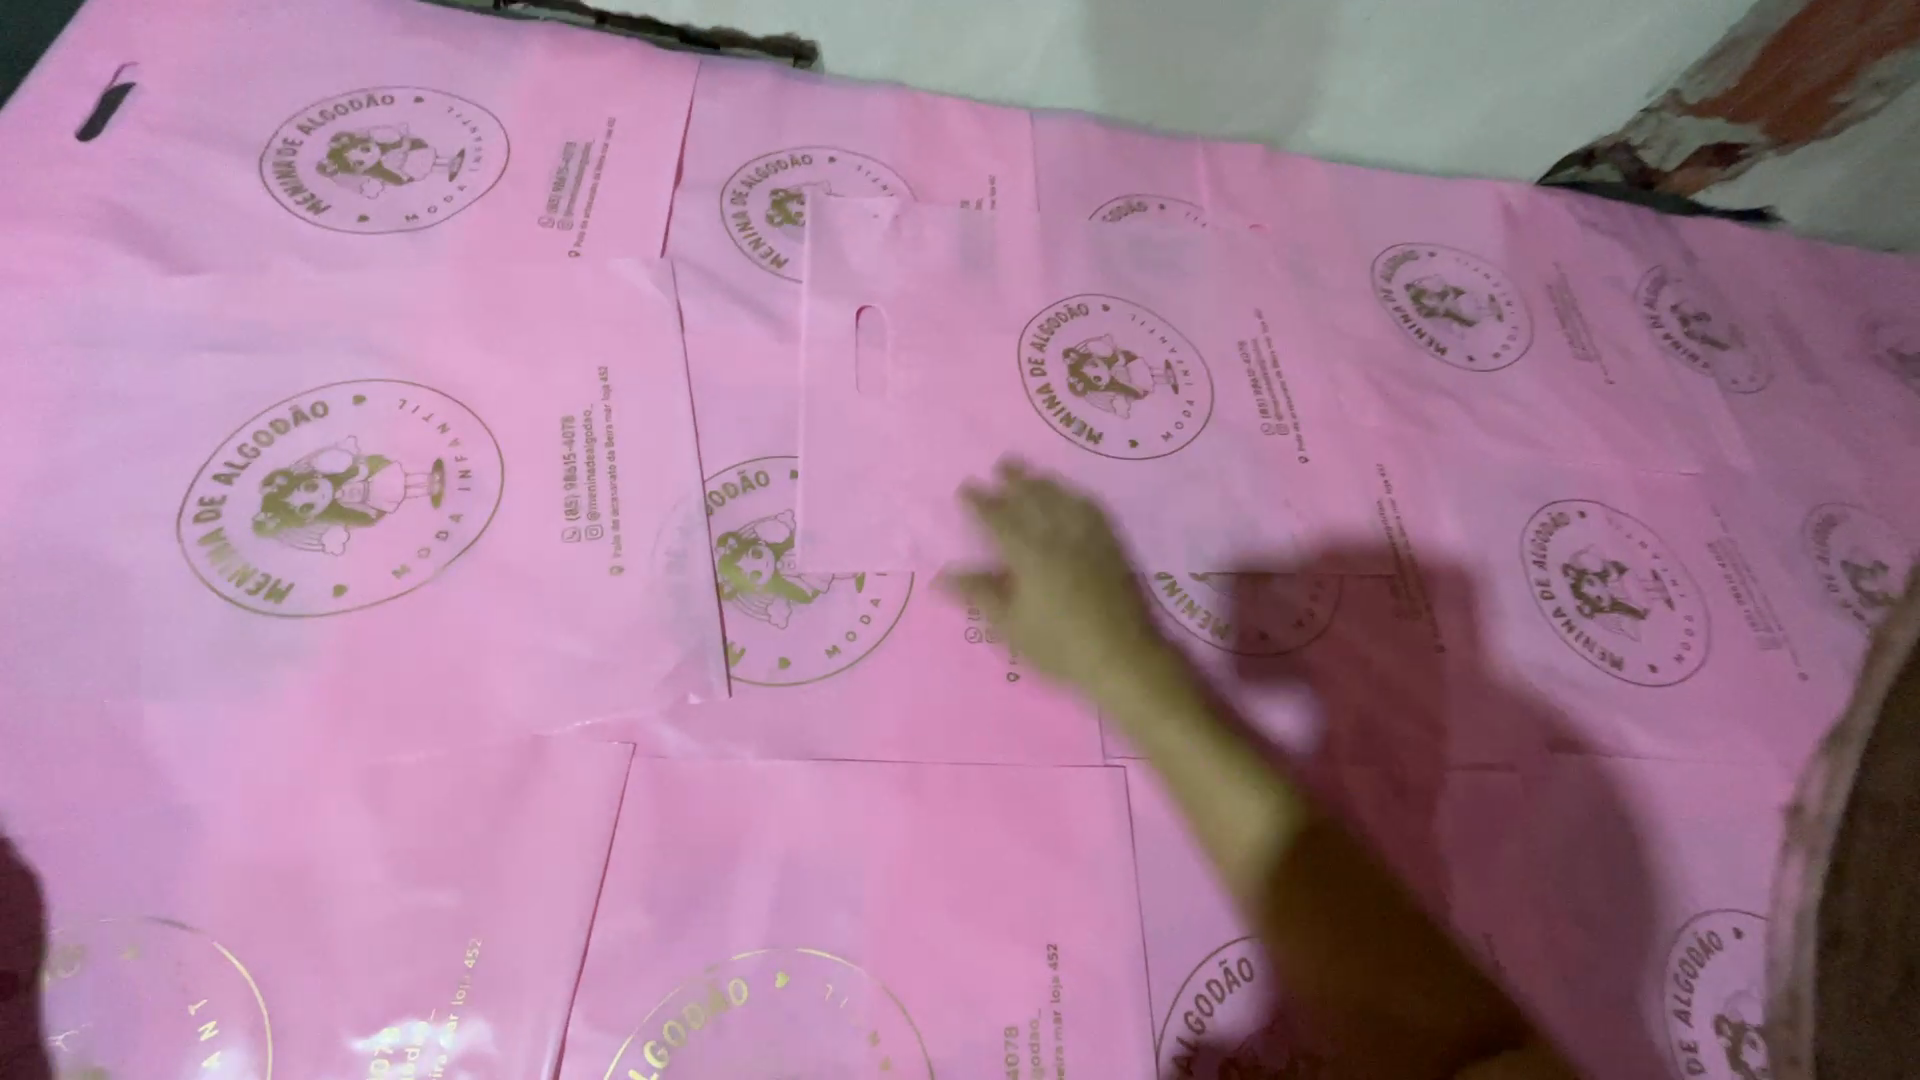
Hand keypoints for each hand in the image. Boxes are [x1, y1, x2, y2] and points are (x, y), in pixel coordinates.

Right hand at [939, 459, 1169, 696]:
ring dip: (1046, 483)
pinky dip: (1078, 497)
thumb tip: (942, 576)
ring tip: (1033, 474)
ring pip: (1065, 499)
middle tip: (1002, 465)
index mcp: (1030, 555)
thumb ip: (980, 594)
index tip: (966, 489)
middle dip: (1016, 480)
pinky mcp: (1113, 547)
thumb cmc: (1059, 646)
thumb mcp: (1011, 625)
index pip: (999, 520)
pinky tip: (1075, 497)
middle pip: (1034, 498)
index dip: (981, 503)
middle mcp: (1059, 536)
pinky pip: (1093, 510)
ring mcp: (1090, 539)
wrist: (1122, 656)